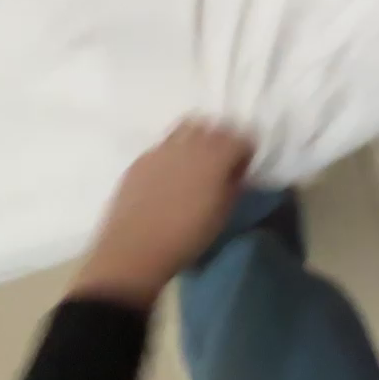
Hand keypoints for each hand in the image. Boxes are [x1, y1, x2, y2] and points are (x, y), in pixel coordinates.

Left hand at [70, 120, 253, 307]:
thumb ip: (234, 185)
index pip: (242, 139)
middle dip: (222, 139)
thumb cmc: (186, 238)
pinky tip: (166, 177)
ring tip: (194, 162)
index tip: (241, 171)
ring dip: (197, 139)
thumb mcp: (222, 215)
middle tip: (220, 162)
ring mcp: (163, 148)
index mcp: (217, 157)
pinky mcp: (141, 159)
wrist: (133, 253)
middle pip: (215, 126)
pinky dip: (171, 154)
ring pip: (187, 128)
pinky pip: (163, 146)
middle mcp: (191, 144)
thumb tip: (235, 172)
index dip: (245, 154)